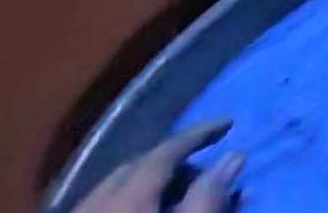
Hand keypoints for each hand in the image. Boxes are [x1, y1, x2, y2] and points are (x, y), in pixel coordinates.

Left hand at [70, 119, 242, 212]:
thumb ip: (208, 195)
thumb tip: (234, 155)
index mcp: (127, 195)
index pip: (167, 149)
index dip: (200, 132)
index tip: (228, 123)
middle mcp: (94, 201)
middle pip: (134, 166)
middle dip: (169, 157)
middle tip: (200, 163)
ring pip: (109, 188)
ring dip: (144, 179)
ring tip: (171, 190)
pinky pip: (93, 206)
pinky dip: (120, 200)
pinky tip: (137, 209)